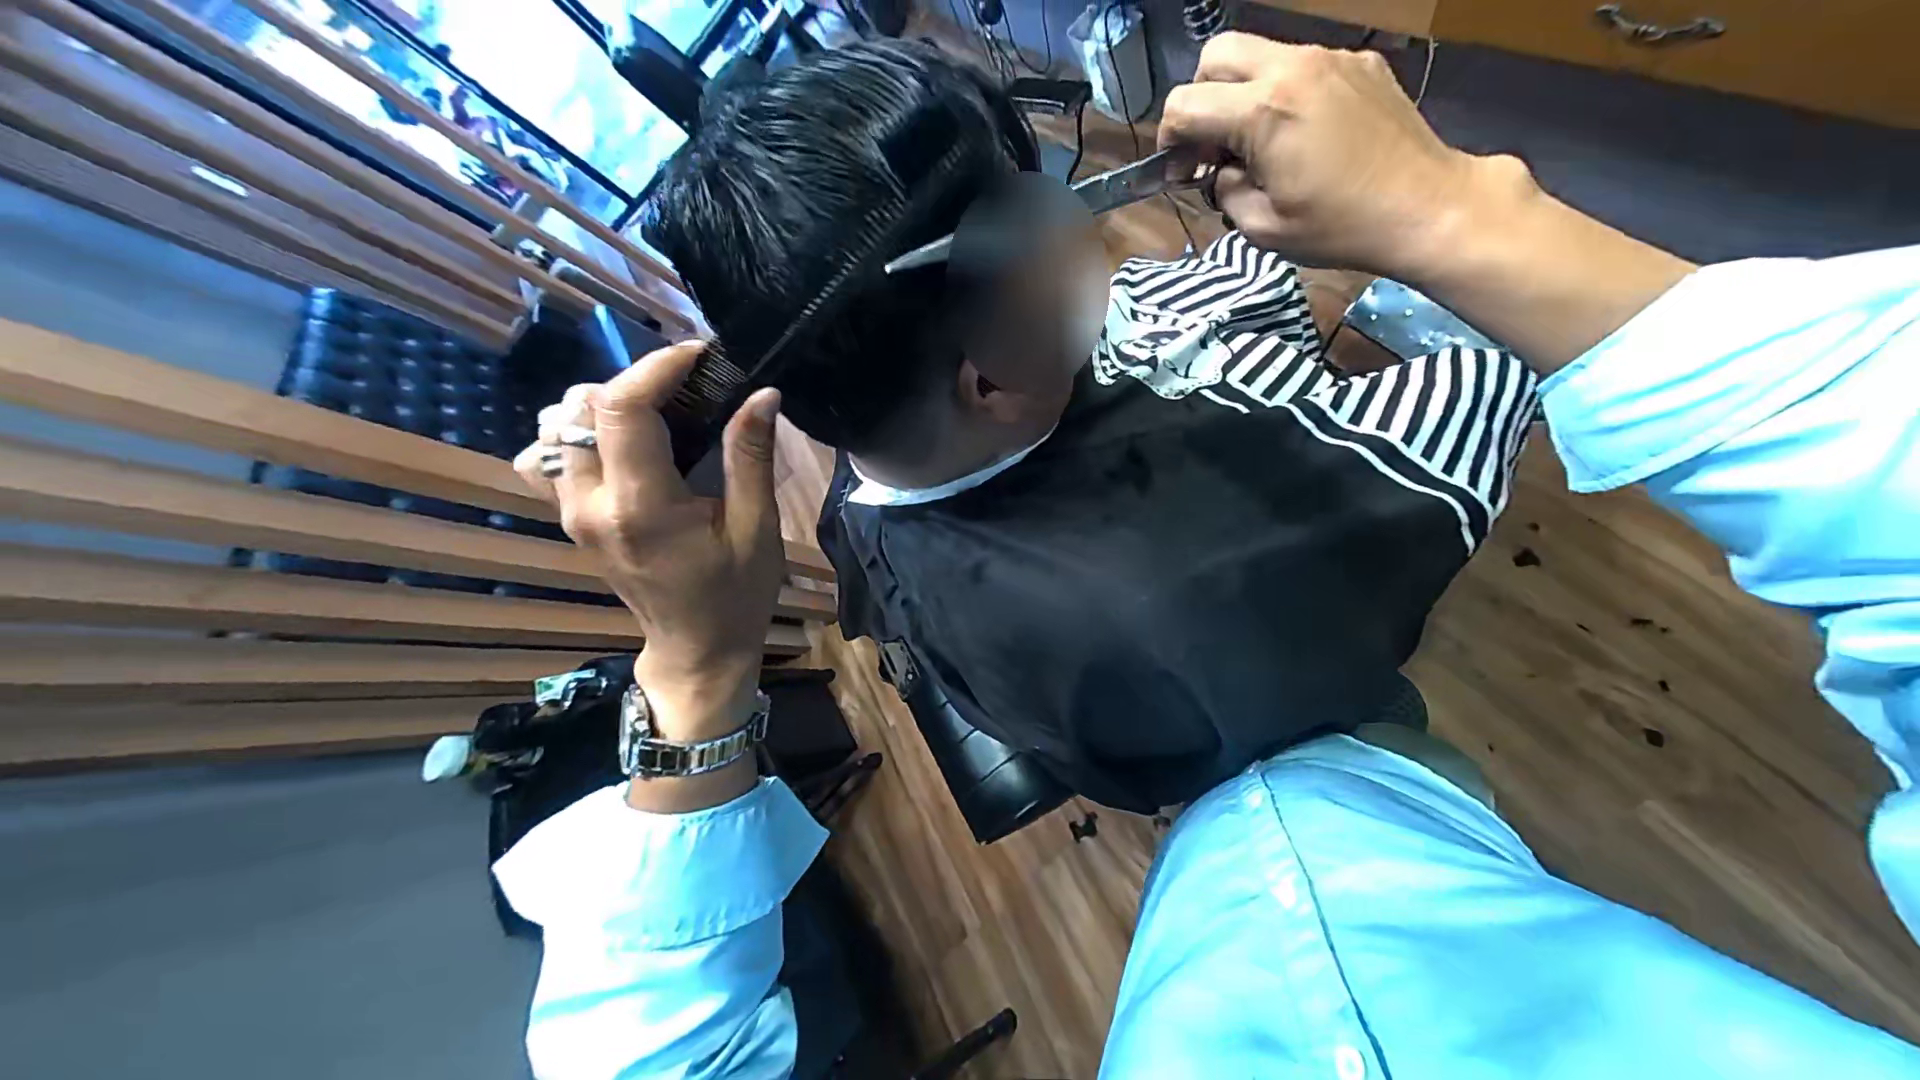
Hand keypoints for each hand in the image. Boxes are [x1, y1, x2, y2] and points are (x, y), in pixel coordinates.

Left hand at [513, 342, 784, 742]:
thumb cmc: (735, 594)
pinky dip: (579, 434)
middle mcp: (591, 503)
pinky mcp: (569, 518)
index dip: (659, 367)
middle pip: (582, 406)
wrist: (696, 648)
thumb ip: (751, 457)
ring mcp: (571, 512)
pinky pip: (550, 456)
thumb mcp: (756, 528)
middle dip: (636, 382)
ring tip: (658, 414)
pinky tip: (620, 444)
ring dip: (606, 404)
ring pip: (559, 425)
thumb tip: (762, 393)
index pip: (624, 408)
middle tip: (688, 390)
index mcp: (642, 506)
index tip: (701, 355)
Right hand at [1159, 33, 1527, 280]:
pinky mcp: (1360, 63)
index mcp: (1264, 110)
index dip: (1170, 139)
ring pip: (1260, 53)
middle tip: (1211, 145)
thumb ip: (1226, 189)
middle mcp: (1294, 67)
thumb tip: (1221, 171)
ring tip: (1254, 144)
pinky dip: (1282, 93)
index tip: (1180, 170)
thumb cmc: (1339, 227)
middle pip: (1218, 55)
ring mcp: (1331, 58)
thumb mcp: (1261, 226)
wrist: (1425, 206)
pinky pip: (1301, 65)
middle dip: (1201, 98)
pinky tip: (1298, 135)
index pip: (1186, 103)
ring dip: (1241, 94)